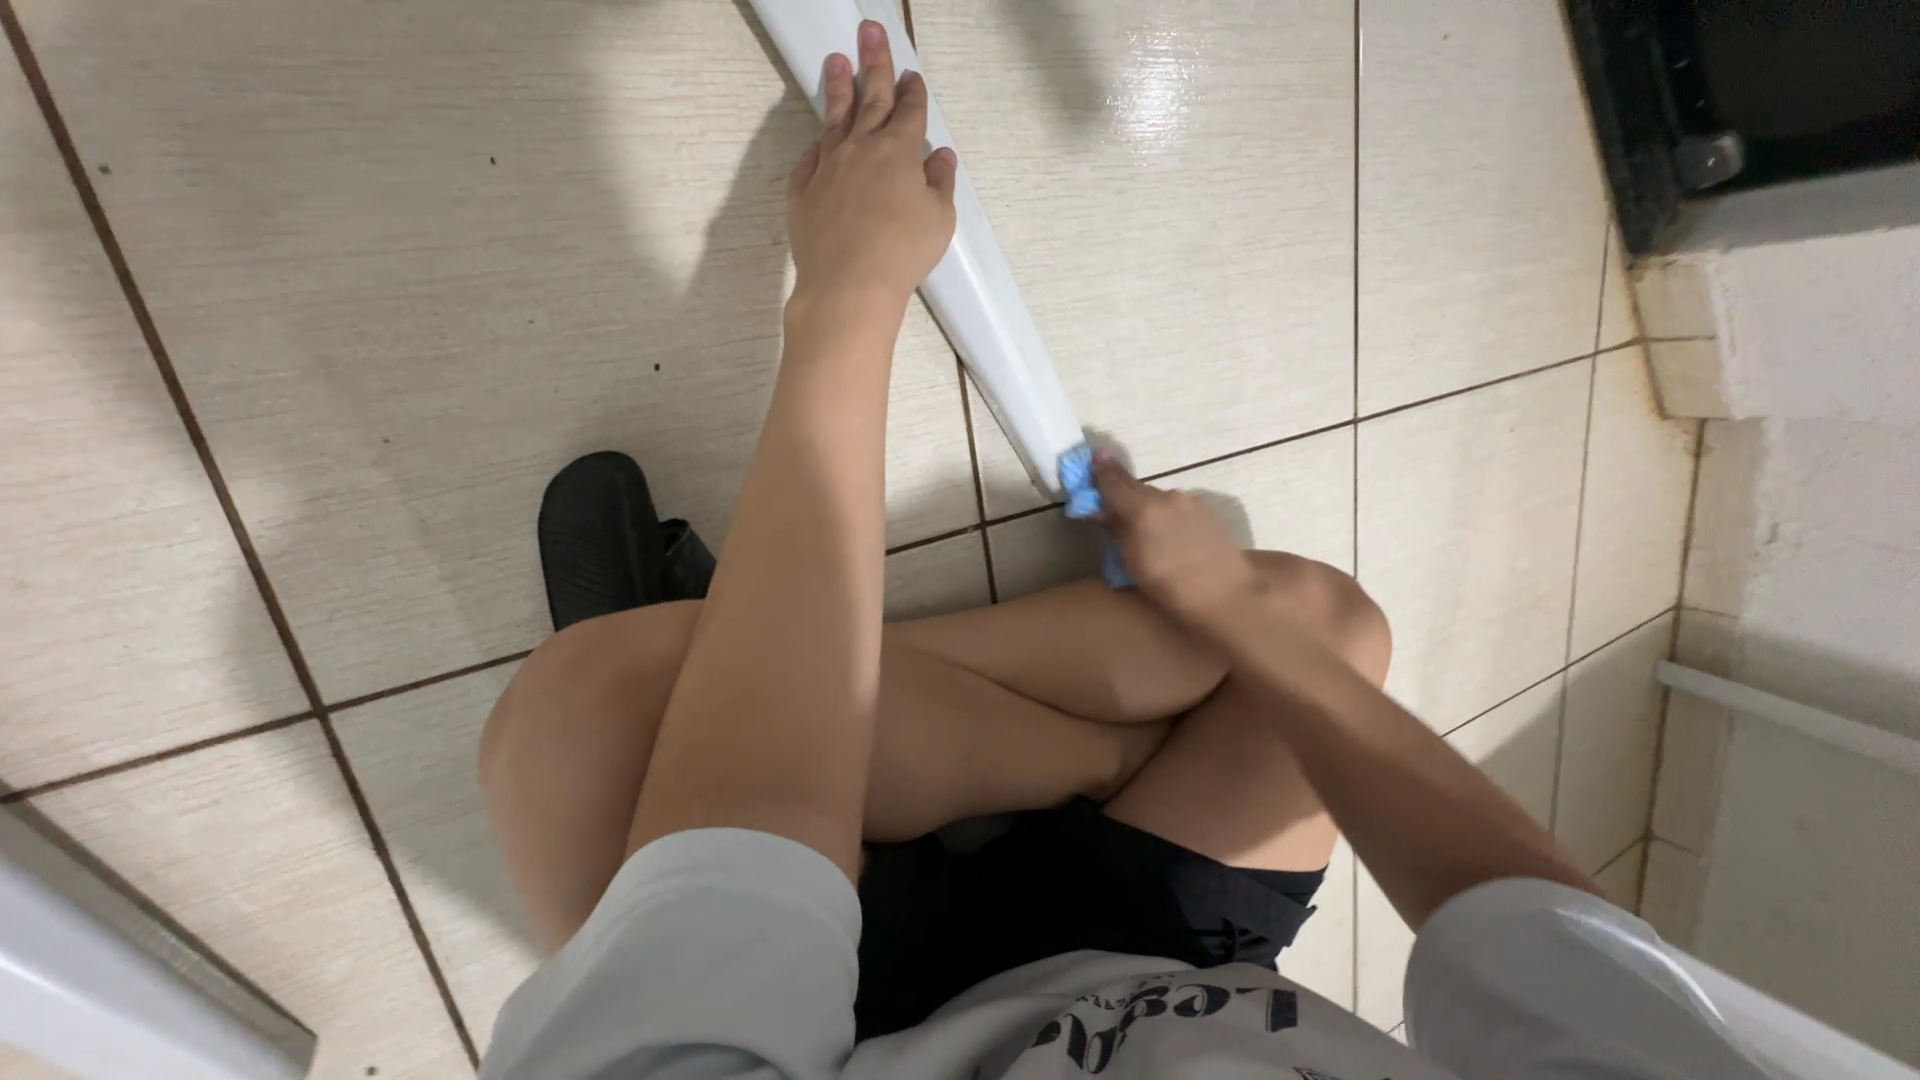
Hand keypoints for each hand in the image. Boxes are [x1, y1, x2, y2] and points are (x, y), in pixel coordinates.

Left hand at [787, 21, 958, 312]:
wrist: (848, 284)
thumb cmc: (903, 252)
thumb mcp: (938, 219)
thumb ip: (941, 184)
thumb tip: (941, 159)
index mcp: (899, 151)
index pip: (909, 111)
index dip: (913, 92)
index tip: (912, 76)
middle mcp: (861, 148)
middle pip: (870, 97)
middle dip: (874, 63)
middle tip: (870, 32)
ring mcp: (828, 167)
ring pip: (835, 119)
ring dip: (839, 88)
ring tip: (838, 62)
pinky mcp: (804, 192)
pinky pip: (811, 159)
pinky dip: (818, 147)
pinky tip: (820, 140)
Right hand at [1094, 454, 1261, 628]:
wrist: (1227, 595)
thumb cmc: (1170, 587)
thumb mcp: (1133, 564)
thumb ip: (1118, 532)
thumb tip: (1106, 513)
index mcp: (1143, 509)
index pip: (1115, 483)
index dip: (1103, 471)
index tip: (1096, 456)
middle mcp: (1167, 497)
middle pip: (1138, 488)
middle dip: (1123, 492)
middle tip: (1113, 502)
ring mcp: (1191, 502)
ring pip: (1160, 499)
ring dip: (1148, 507)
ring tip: (1145, 529)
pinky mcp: (1208, 512)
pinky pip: (1178, 507)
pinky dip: (1168, 514)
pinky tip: (1171, 535)